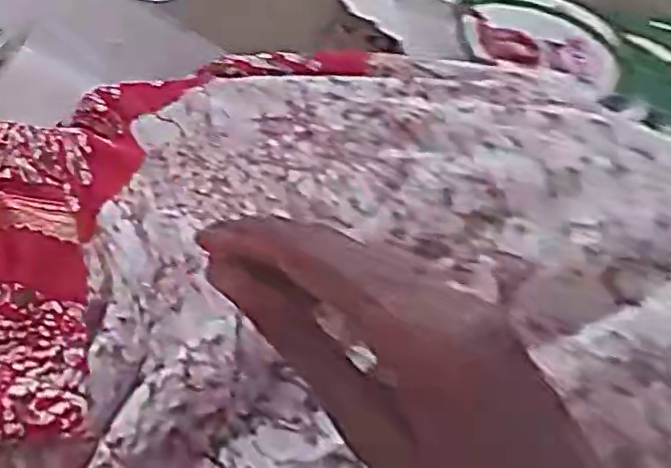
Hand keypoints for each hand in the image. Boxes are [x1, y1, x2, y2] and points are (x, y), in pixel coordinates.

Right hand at [199, 218, 599, 467]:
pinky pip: (379, 267)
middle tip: (214, 250)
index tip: (203, 240)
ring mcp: (461, 296)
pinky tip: (302, 283)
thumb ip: (297, 341)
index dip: (252, 239)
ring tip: (246, 267)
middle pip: (333, 244)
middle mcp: (443, 295)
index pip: (314, 256)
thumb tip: (226, 275)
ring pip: (353, 250)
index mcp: (420, 329)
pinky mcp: (467, 305)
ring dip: (295, 250)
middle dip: (267, 239)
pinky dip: (330, 266)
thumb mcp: (369, 430)